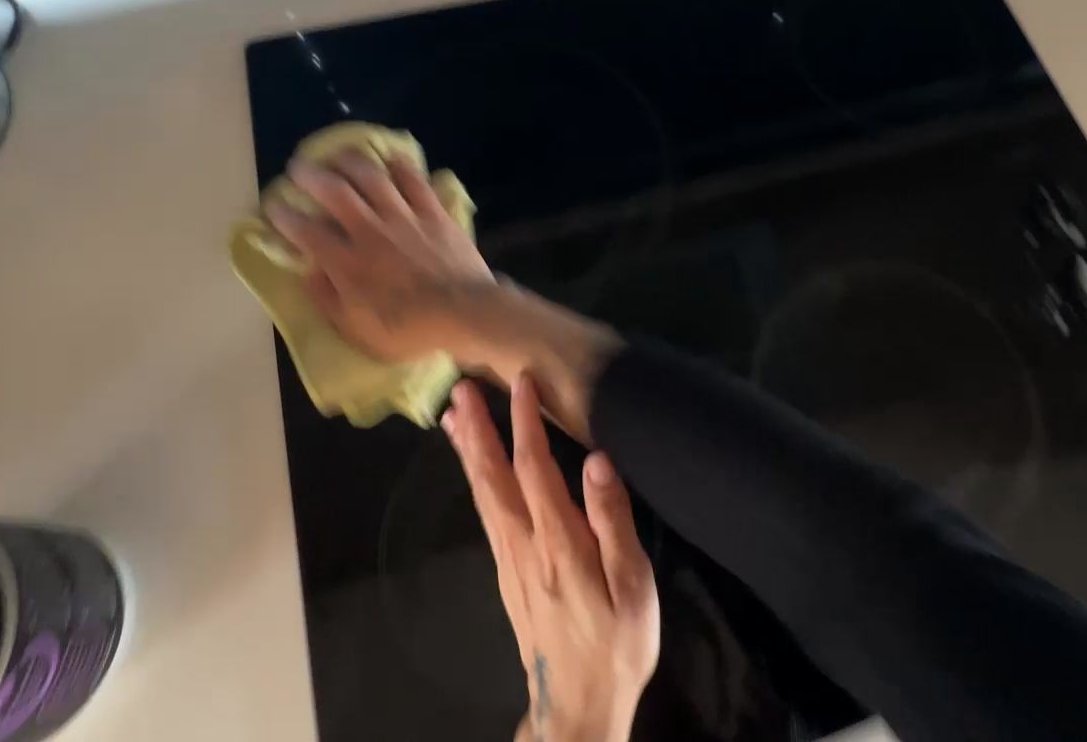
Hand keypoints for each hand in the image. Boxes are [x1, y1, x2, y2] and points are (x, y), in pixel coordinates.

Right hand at [264, 151, 495, 364]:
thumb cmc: (410, 329)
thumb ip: (329, 301)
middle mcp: (371, 232)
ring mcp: (405, 219)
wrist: (465, 312)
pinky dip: (402, 167)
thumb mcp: (358, 330)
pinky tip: (391, 158)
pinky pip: (415, 182)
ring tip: (338, 155)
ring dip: (351, 163)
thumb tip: (311, 274)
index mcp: (347, 263)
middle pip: (335, 193)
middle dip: (311, 176)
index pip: (306, 232)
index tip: (273, 206)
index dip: (285, 217)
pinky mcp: (434, 214)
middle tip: (298, 167)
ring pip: (373, 179)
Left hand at [443, 378, 659, 741]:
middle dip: (478, 429)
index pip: (535, 468)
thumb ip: (613, 521)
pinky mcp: (507, 573)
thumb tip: (598, 461)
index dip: (525, 422)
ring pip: (483, 494)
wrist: (579, 705)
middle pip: (494, 477)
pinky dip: (475, 481)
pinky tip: (475, 469)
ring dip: (468, 451)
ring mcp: (510, 560)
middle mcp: (524, 544)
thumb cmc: (617, 641)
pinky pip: (486, 513)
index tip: (522, 382)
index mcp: (558, 541)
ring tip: (453, 416)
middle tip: (461, 388)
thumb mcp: (633, 584)